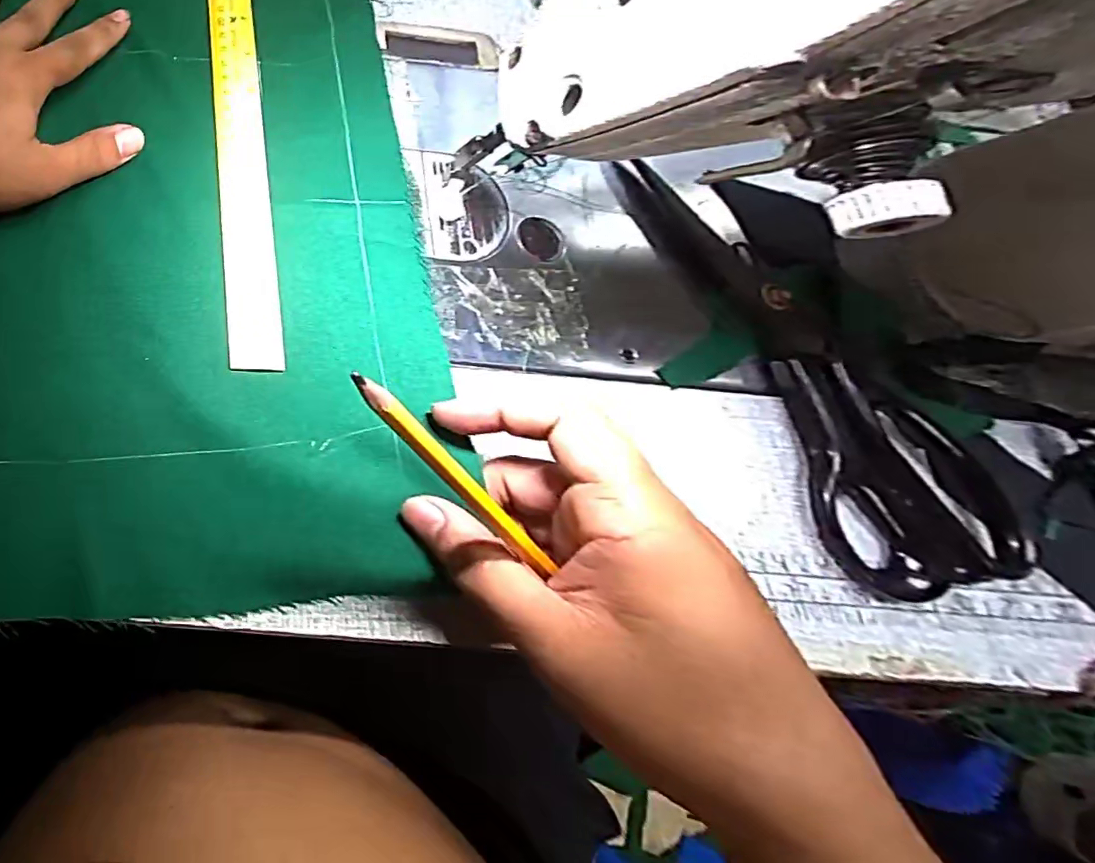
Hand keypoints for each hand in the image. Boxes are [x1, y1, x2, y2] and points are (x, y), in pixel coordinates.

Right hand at [399, 402, 933, 862]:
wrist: (788, 796)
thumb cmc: (669, 708)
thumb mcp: (552, 638)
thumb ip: (478, 566)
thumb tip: (417, 509)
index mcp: (630, 512)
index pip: (565, 422)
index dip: (498, 410)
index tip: (439, 423)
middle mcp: (637, 515)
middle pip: (543, 474)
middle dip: (485, 498)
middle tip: (438, 534)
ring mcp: (642, 549)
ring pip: (549, 516)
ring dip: (504, 537)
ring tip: (472, 578)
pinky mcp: (642, 580)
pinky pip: (569, 549)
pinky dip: (530, 562)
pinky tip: (512, 598)